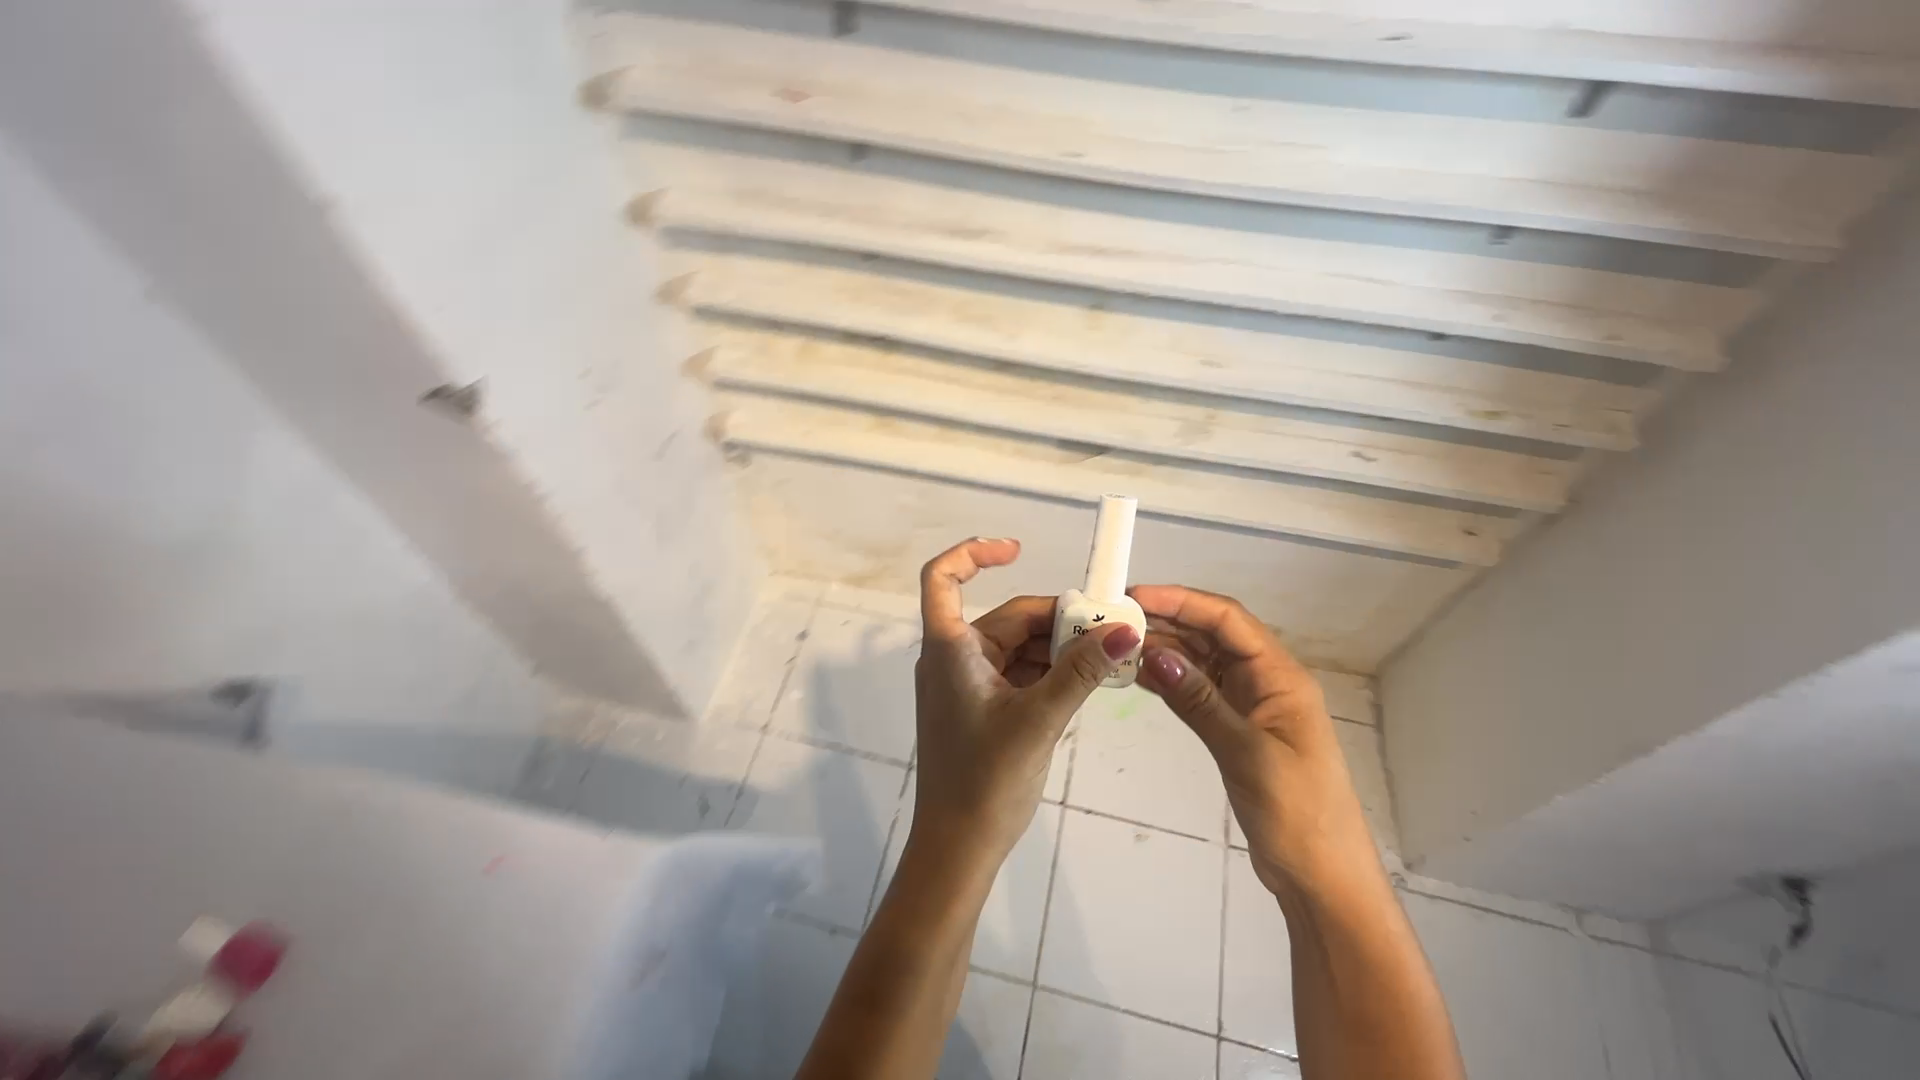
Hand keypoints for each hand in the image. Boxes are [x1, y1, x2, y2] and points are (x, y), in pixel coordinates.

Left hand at [912, 538, 1139, 869]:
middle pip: (1007, 618)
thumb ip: (1081, 672)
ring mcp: (968, 685)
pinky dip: (1051, 672)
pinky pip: (1021, 674)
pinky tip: (1088, 679)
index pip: (943, 579)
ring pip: (1019, 647)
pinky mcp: (983, 709)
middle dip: (1057, 619)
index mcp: (950, 650)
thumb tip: (1124, 630)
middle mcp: (954, 658)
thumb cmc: (984, 780)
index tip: (1018, 550)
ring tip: (1110, 654)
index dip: (973, 554)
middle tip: (1111, 628)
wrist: (958, 846)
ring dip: (1060, 648)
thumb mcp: (1039, 720)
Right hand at [1130, 585, 1377, 897]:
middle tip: (1115, 618)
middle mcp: (1265, 682)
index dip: (1182, 601)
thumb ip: (1199, 702)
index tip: (1136, 597)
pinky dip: (1170, 680)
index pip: (1228, 620)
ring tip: (1118, 641)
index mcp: (1280, 677)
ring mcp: (1250, 706)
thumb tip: (1153, 654)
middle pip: (1213, 635)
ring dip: (1165, 648)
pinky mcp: (1236, 730)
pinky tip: (1138, 675)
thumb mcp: (1246, 754)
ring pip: (1202, 661)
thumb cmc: (1296, 812)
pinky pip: (1198, 691)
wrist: (1321, 875)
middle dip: (1167, 620)